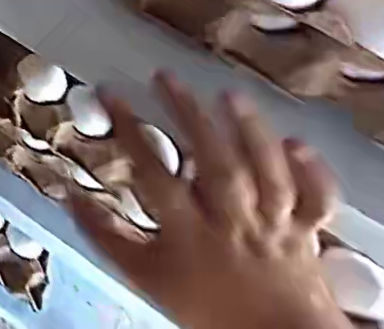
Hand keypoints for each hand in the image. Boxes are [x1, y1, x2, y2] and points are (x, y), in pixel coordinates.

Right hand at [74, 73, 348, 328]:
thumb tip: (69, 195)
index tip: (110, 93)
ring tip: (227, 94)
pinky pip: (314, 200)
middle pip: (214, 163)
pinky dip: (310, 170)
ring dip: (248, 131)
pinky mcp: (307, 232)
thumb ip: (106, 236)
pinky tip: (296, 141)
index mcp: (190, 232)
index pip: (153, 172)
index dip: (129, 129)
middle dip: (189, 115)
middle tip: (165, 77)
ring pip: (264, 173)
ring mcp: (274, 225)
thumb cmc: (211, 312)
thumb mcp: (147, 278)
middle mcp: (233, 223)